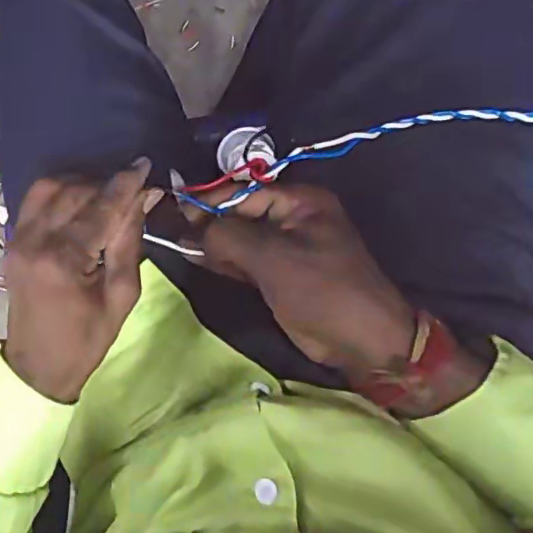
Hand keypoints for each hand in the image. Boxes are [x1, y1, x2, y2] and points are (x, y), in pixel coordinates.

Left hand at [2, 159, 159, 402]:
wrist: (37, 365)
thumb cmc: (86, 338)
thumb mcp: (122, 295)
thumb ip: (129, 241)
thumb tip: (143, 197)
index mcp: (63, 260)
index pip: (100, 207)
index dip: (125, 183)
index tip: (145, 165)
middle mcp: (34, 240)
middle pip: (74, 191)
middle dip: (106, 184)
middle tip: (131, 190)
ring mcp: (17, 238)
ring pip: (49, 188)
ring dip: (81, 184)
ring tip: (105, 196)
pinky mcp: (11, 240)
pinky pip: (34, 200)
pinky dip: (59, 192)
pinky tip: (79, 202)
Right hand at [191, 182, 419, 379]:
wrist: (362, 340)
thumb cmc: (323, 289)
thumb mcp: (272, 256)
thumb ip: (228, 236)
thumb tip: (190, 230)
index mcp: (300, 202)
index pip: (243, 192)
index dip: (209, 200)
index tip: (175, 209)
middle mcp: (291, 218)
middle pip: (239, 213)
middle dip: (208, 222)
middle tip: (170, 229)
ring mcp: (284, 248)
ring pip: (238, 238)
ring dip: (212, 243)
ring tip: (177, 244)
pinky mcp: (277, 274)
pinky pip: (243, 260)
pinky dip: (222, 261)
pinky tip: (196, 259)